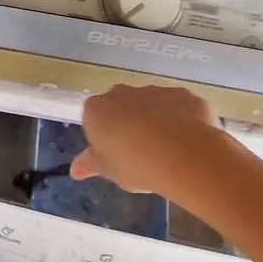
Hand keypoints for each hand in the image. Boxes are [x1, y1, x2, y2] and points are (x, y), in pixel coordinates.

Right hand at [70, 83, 230, 196]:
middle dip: (128, 122)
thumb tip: (74, 170)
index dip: (104, 135)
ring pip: (151, 104)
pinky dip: (182, 119)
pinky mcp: (183, 95)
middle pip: (121, 106)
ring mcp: (154, 91)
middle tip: (139, 151)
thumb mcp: (107, 170)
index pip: (94, 117)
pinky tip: (187, 140)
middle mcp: (122, 93)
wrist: (183, 156)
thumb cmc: (134, 164)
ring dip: (155, 120)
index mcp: (96, 109)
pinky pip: (178, 106)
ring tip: (166, 149)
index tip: (114, 152)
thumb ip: (90, 164)